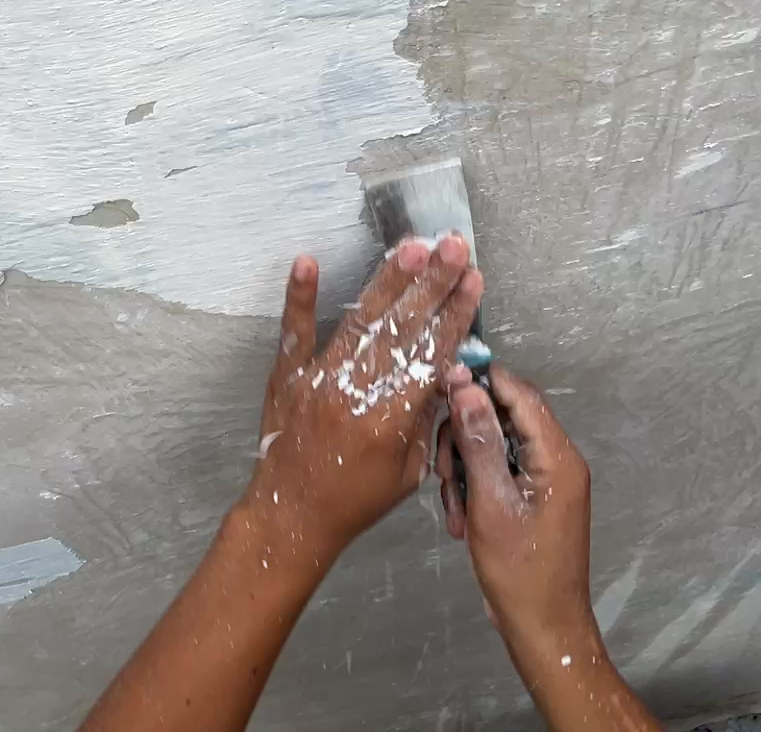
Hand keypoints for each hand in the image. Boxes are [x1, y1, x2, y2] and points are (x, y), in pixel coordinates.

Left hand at [240, 235, 484, 563]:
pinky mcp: (288, 375)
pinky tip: (306, 262)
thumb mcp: (408, 471)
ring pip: (359, 321)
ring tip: (411, 247)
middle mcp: (356, 391)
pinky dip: (300, 296)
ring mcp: (318, 379)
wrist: (290, 517)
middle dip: (431, 282)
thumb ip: (425, 418)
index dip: (455, 313)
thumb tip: (443, 369)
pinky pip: (294, 330)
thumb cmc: (355, 499)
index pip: (431, 354)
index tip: (473, 278)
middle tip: (451, 245)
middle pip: (401, 328)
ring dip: (387, 281)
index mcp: (390, 418)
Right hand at [435, 363, 595, 647]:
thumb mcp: (490, 501)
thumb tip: (465, 383)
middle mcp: (556, 459)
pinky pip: (497, 470)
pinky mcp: (532, 495)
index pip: (519, 393)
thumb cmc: (519, 570)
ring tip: (451, 504)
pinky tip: (461, 517)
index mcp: (556, 456)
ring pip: (493, 444)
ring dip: (464, 466)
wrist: (542, 630)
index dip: (481, 380)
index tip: (442, 383)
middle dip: (464, 435)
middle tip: (442, 467)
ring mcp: (544, 478)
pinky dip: (473, 485)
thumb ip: (478, 439)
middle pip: (503, 417)